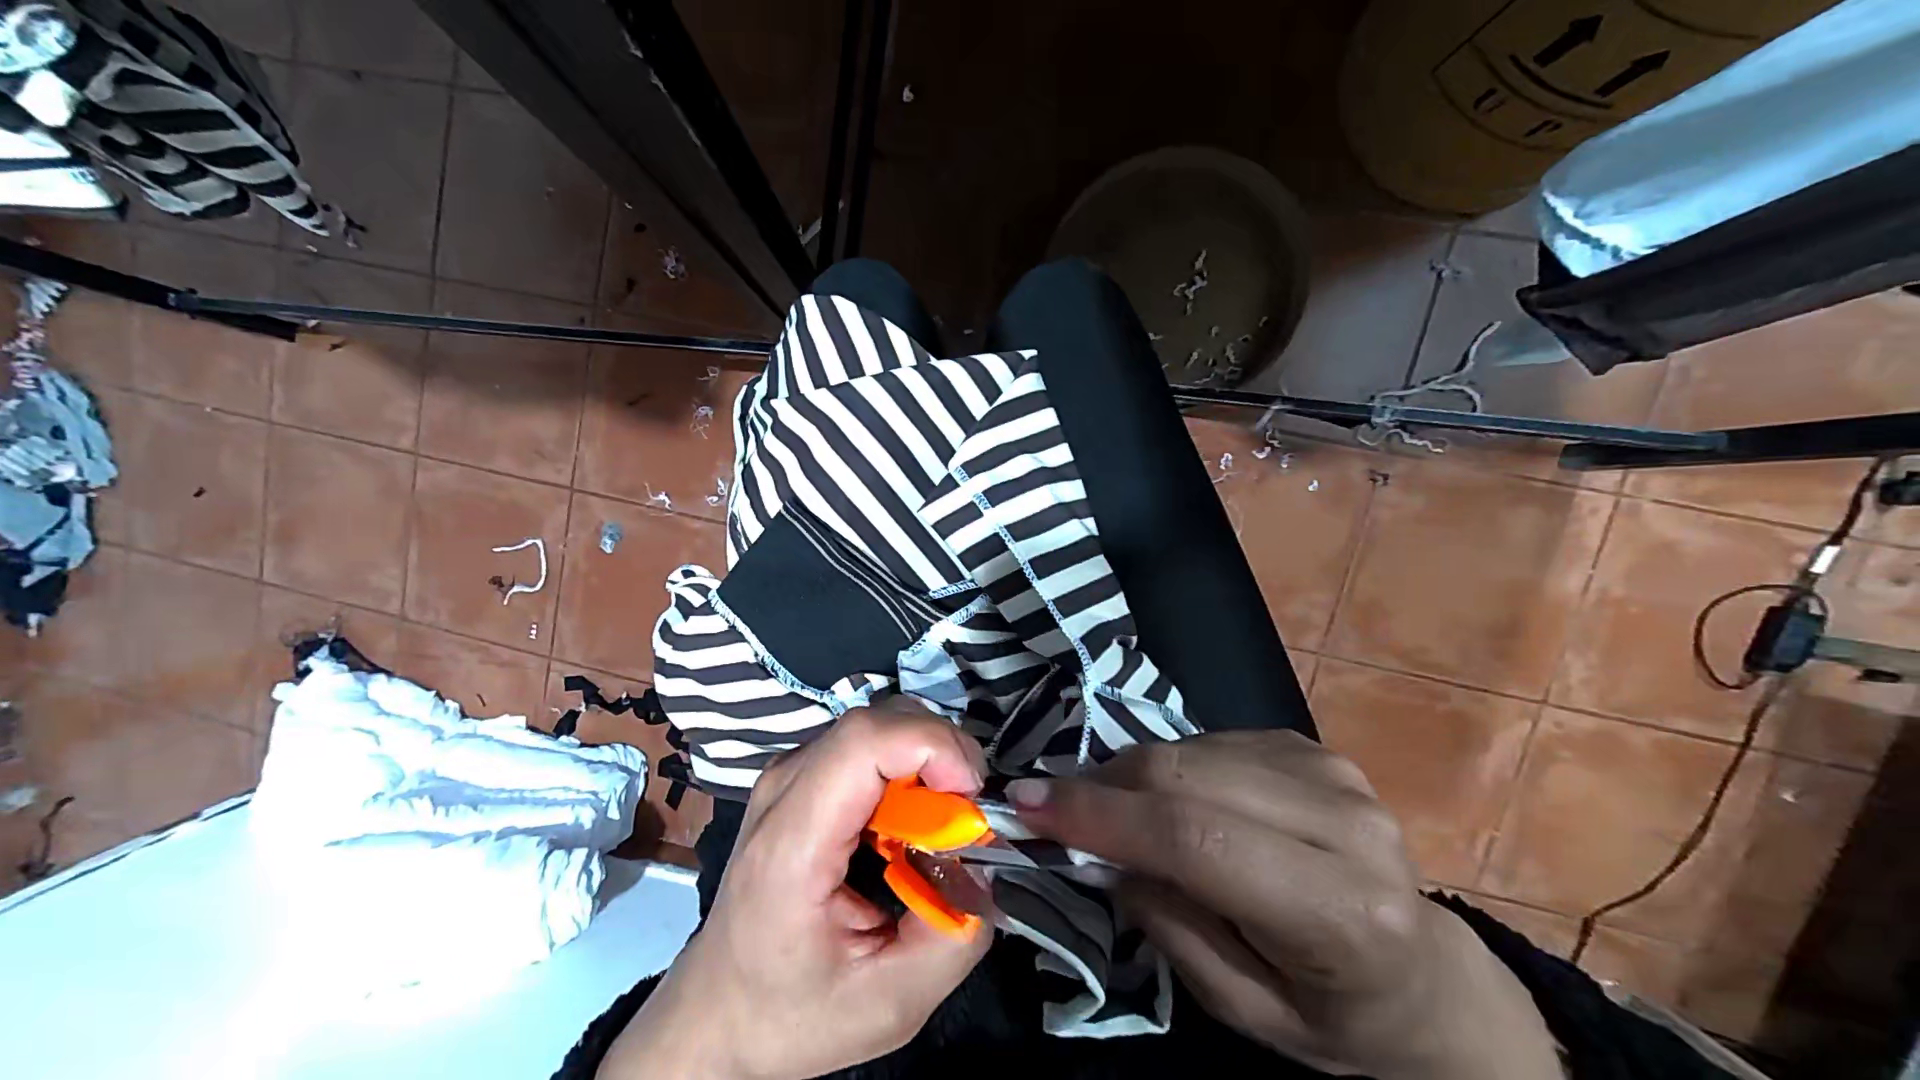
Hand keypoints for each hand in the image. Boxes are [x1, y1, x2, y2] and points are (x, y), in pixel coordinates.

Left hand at [601, 704, 991, 1079]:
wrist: (713, 1011)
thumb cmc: (789, 1012)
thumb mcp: (888, 1005)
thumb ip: (955, 938)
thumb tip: (991, 866)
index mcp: (794, 841)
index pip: (865, 741)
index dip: (932, 746)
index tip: (972, 798)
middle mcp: (784, 787)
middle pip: (876, 724)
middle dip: (941, 753)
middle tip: (968, 816)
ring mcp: (787, 776)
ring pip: (875, 728)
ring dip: (926, 761)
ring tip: (943, 823)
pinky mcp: (798, 779)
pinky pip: (865, 747)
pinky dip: (905, 769)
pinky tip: (910, 822)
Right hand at [1006, 730, 1558, 1079]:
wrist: (1422, 975)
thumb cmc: (1331, 1014)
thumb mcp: (1243, 1009)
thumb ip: (1168, 923)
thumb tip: (1101, 847)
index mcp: (1341, 911)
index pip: (1197, 837)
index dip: (1103, 815)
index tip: (1028, 804)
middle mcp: (1345, 823)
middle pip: (1187, 776)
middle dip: (1103, 784)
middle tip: (1050, 803)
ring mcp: (1333, 772)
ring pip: (1191, 749)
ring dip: (1132, 774)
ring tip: (1111, 810)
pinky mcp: (1316, 748)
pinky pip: (1212, 741)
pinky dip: (1170, 767)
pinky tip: (1171, 799)